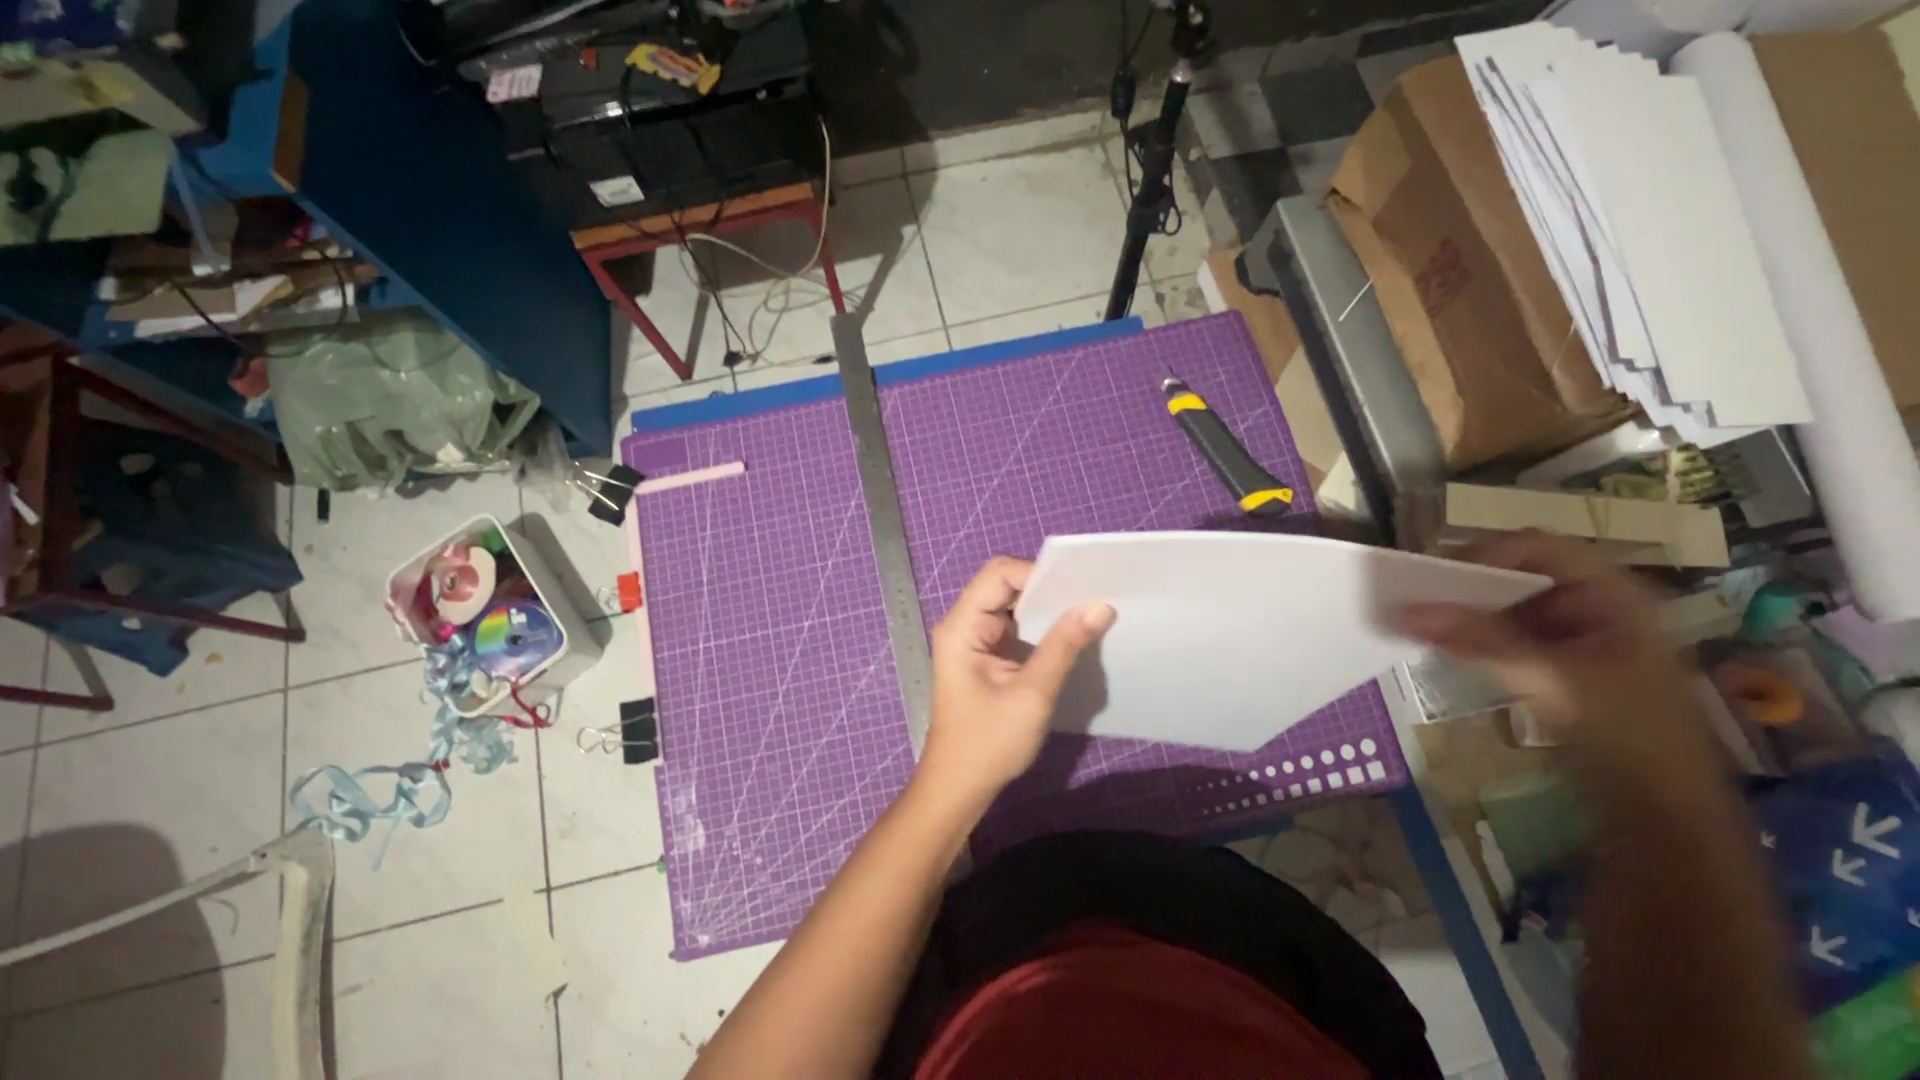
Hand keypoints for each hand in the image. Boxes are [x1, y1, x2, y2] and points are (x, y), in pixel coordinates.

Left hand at [917, 556, 1114, 806]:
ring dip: (1047, 610)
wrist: (959, 787)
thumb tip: (1099, 605)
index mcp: (962, 626)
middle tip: (1090, 598)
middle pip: (1005, 585)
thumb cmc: (988, 743)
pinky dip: (1041, 629)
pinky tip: (1070, 636)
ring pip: (1013, 606)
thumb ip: (1064, 646)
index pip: (999, 574)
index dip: (1037, 574)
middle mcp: (964, 625)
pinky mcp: (987, 658)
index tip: (1078, 589)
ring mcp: (974, 641)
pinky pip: (1015, 628)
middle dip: (1047, 589)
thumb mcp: (1032, 694)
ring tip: (1086, 614)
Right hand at [1397, 532, 1714, 773]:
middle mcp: (1594, 606)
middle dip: (1467, 586)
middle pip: (1519, 575)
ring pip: (1509, 608)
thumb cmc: (1626, 735)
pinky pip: (1509, 639)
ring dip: (1466, 614)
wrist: (1669, 814)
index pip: (1536, 547)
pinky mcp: (1559, 670)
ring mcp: (1578, 639)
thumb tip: (1404, 610)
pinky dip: (1476, 640)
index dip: (1484, 555)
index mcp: (1610, 593)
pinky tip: (1444, 651)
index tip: (1432, 579)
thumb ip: (1478, 640)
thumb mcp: (1549, 680)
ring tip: (1420, 626)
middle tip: (1414, 600)